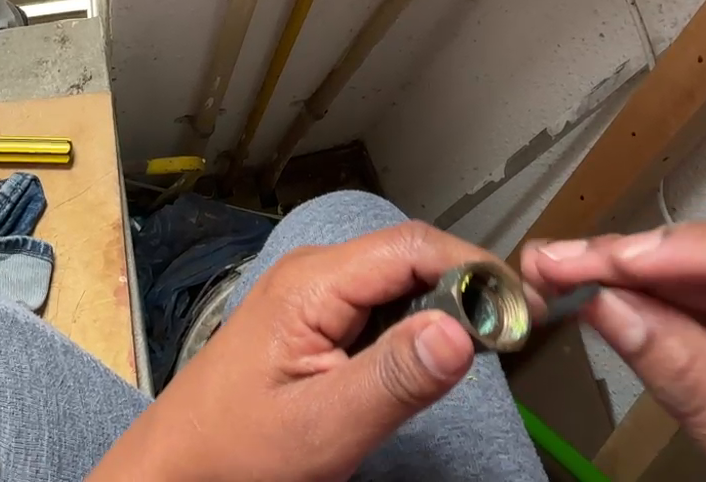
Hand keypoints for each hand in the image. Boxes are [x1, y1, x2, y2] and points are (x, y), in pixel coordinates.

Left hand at [88, 222, 487, 481]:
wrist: (183, 458)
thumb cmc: (239, 446)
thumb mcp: (323, 425)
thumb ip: (395, 377)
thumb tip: (464, 330)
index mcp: (313, 281)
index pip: (409, 246)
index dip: (472, 266)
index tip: (523, 308)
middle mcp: (315, 270)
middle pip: (407, 255)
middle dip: (464, 284)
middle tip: (512, 333)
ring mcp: (314, 290)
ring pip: (397, 278)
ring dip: (443, 304)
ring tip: (482, 344)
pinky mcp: (316, 313)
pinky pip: (378, 302)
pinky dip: (414, 322)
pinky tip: (428, 354)